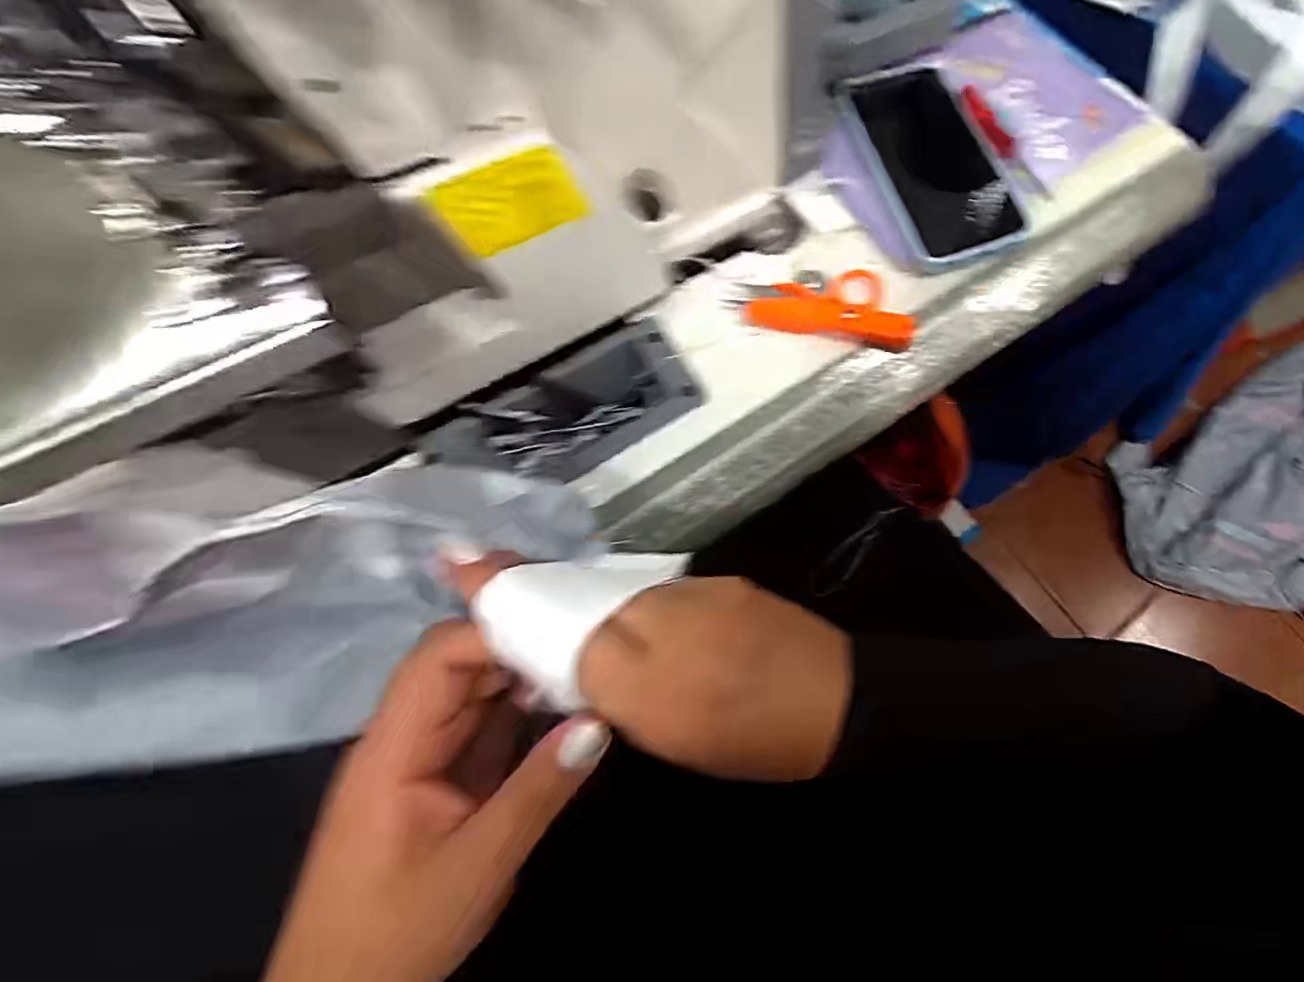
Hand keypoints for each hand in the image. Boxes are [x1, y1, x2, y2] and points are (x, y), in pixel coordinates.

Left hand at [263, 622, 607, 981]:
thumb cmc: (393, 934)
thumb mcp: (478, 863)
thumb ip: (539, 789)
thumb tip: (599, 719)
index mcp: (393, 750)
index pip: (438, 659)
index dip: (496, 630)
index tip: (562, 623)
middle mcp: (405, 740)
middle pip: (460, 663)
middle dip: (522, 641)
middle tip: (591, 634)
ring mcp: (425, 756)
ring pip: (478, 689)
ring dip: (529, 670)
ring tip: (590, 656)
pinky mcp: (445, 774)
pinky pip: (489, 721)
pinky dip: (528, 704)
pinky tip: (570, 697)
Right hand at [450, 558, 851, 781]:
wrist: (839, 698)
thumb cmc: (758, 741)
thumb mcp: (676, 737)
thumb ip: (618, 695)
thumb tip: (575, 660)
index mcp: (654, 682)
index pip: (566, 634)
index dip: (514, 601)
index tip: (464, 563)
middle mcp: (673, 624)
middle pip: (588, 600)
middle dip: (541, 589)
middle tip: (488, 569)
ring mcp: (705, 595)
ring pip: (626, 592)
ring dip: (593, 598)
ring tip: (562, 604)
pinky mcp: (728, 583)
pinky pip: (665, 590)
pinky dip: (641, 601)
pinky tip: (636, 616)